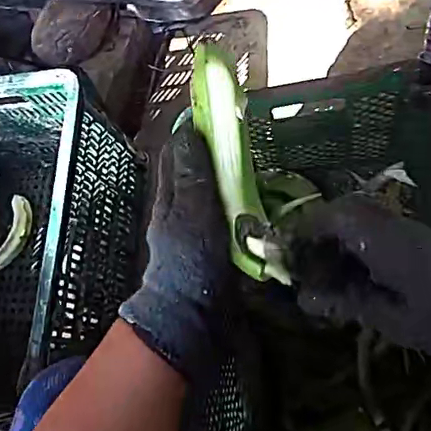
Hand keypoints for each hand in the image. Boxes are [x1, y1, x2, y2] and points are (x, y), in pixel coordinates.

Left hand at [117, 120, 232, 385]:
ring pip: (214, 190)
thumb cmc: (190, 261)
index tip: (221, 112)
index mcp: (171, 195)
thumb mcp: (190, 212)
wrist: (193, 318)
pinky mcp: (215, 245)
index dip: (196, 129)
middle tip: (248, 137)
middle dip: (218, 150)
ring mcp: (198, 228)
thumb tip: (188, 131)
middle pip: (198, 168)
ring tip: (258, 163)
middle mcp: (181, 207)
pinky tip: (259, 199)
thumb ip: (191, 174)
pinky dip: (240, 201)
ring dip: (231, 175)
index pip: (179, 150)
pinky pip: (228, 213)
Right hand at [289, 196, 430, 401]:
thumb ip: (344, 302)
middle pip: (346, 210)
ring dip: (340, 232)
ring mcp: (409, 228)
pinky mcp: (420, 238)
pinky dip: (358, 239)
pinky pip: (379, 226)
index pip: (332, 218)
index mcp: (382, 240)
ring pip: (363, 215)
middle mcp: (394, 225)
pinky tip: (356, 268)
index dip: (306, 230)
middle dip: (320, 228)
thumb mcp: (386, 317)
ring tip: (327, 264)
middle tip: (306, 257)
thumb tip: (304, 298)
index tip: (289, 249)